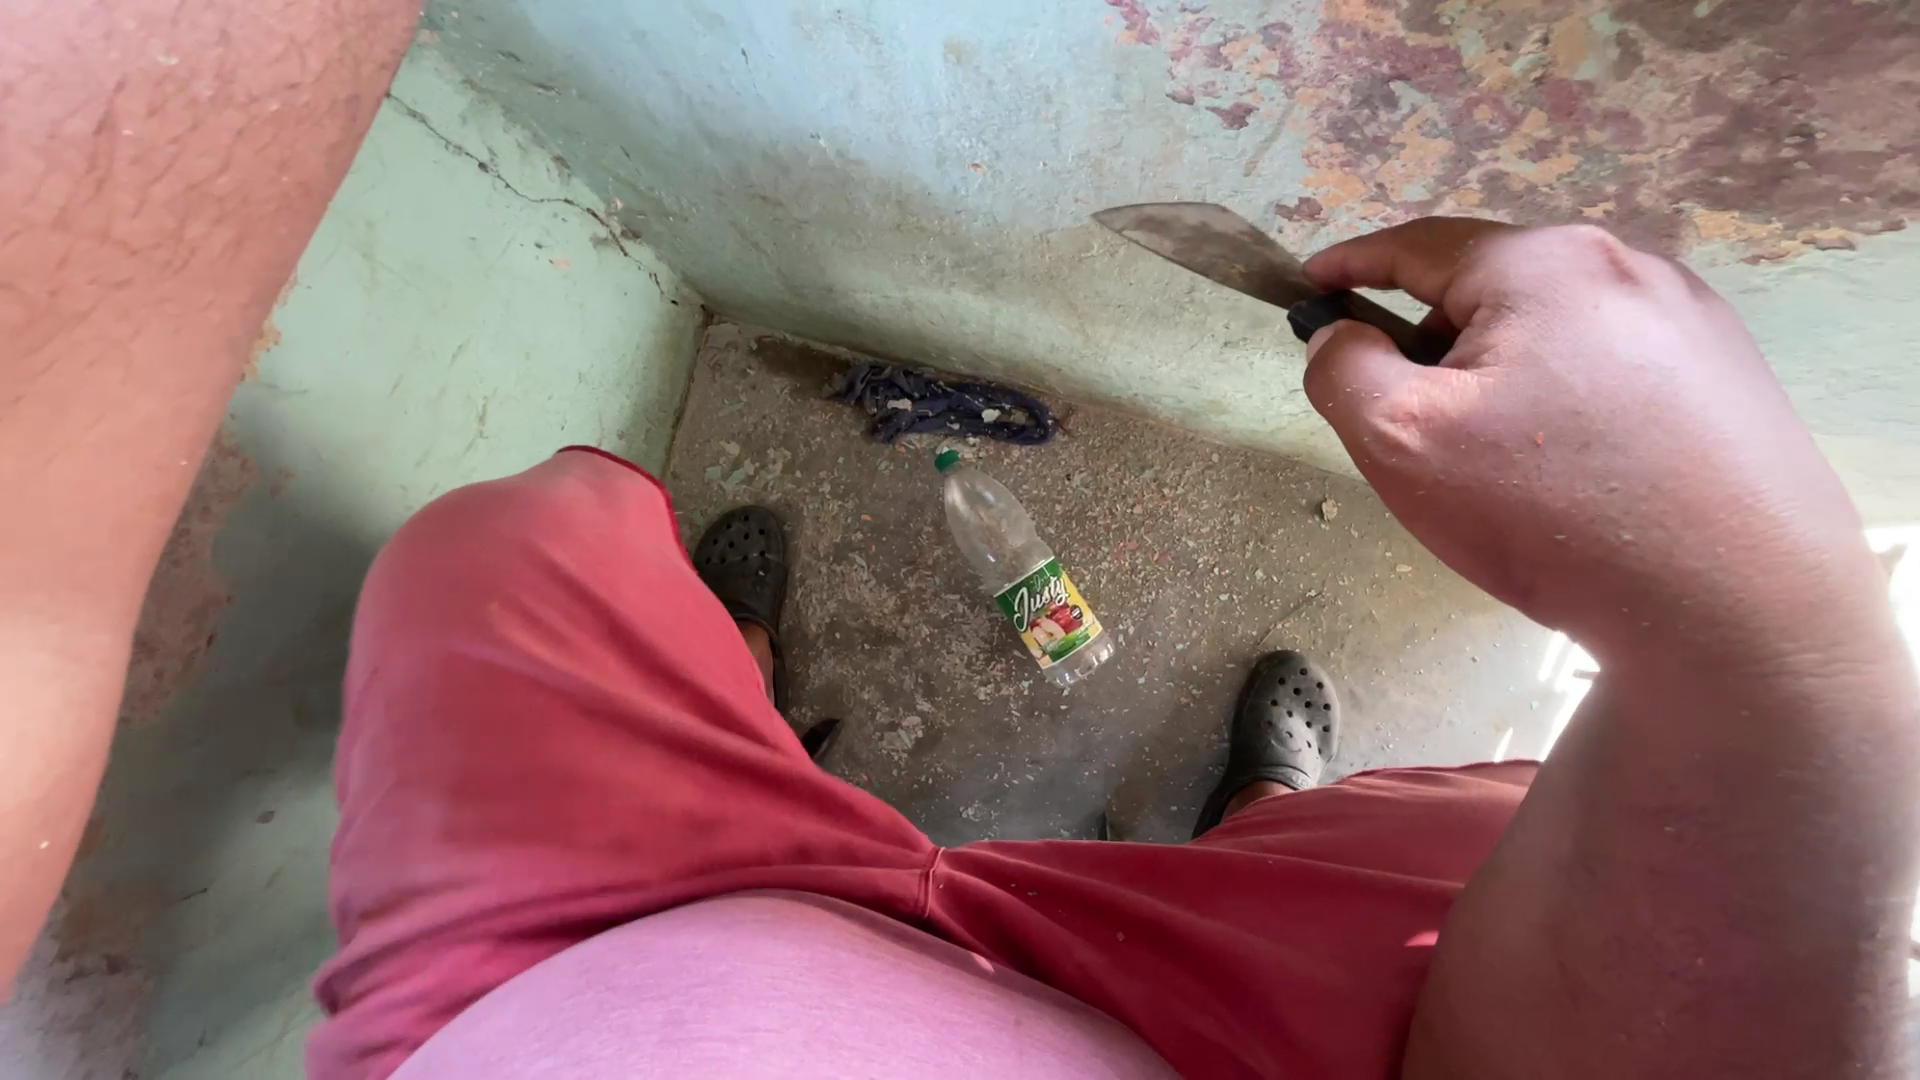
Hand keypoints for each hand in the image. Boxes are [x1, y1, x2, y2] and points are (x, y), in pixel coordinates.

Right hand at [1302, 219, 1878, 662]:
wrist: (1725, 603)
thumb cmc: (1537, 503)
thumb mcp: (1396, 435)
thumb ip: (1341, 370)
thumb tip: (1336, 335)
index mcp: (1542, 265)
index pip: (1418, 245)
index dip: (1351, 262)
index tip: (1310, 284)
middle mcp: (1624, 269)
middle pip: (1479, 291)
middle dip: (1421, 341)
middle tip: (1395, 416)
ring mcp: (1682, 320)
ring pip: (1536, 329)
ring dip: (1482, 372)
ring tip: (1477, 455)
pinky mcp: (1714, 376)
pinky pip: (1591, 362)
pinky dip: (1541, 393)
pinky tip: (1546, 462)